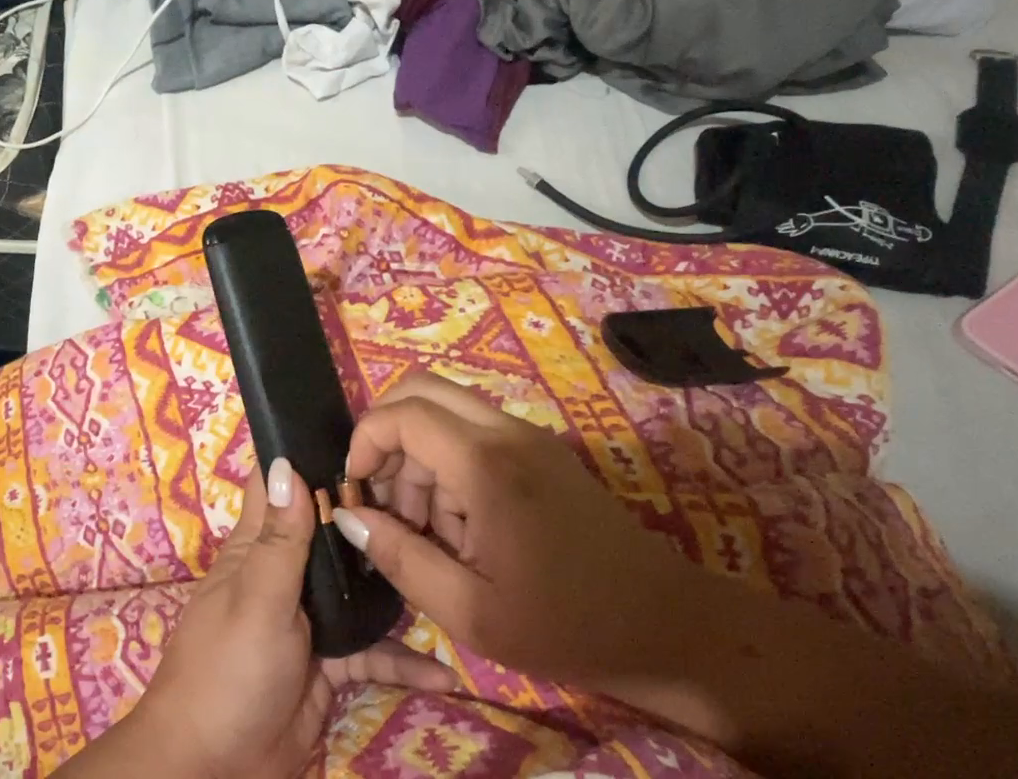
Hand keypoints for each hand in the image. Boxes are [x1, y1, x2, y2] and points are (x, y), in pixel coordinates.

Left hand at [119, 460, 455, 778]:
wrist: (216, 766)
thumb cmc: (227, 670)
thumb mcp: (257, 599)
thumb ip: (280, 539)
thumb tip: (285, 461)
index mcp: (256, 550)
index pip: (278, 488)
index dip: (308, 456)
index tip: (360, 431)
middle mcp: (285, 576)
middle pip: (331, 536)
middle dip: (371, 519)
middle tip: (432, 498)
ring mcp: (310, 622)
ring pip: (360, 592)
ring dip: (397, 588)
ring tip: (451, 572)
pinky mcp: (331, 667)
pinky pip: (374, 655)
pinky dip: (405, 663)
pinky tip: (447, 672)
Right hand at [330, 374, 722, 703]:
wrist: (669, 627)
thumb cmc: (566, 625)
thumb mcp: (469, 611)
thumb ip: (400, 557)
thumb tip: (348, 515)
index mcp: (486, 465)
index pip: (401, 414)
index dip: (363, 443)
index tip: (355, 492)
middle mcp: (506, 433)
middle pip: (420, 390)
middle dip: (386, 436)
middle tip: (380, 496)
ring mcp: (529, 437)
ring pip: (445, 411)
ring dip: (417, 455)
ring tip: (425, 528)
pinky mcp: (542, 452)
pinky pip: (473, 432)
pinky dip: (447, 463)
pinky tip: (460, 526)